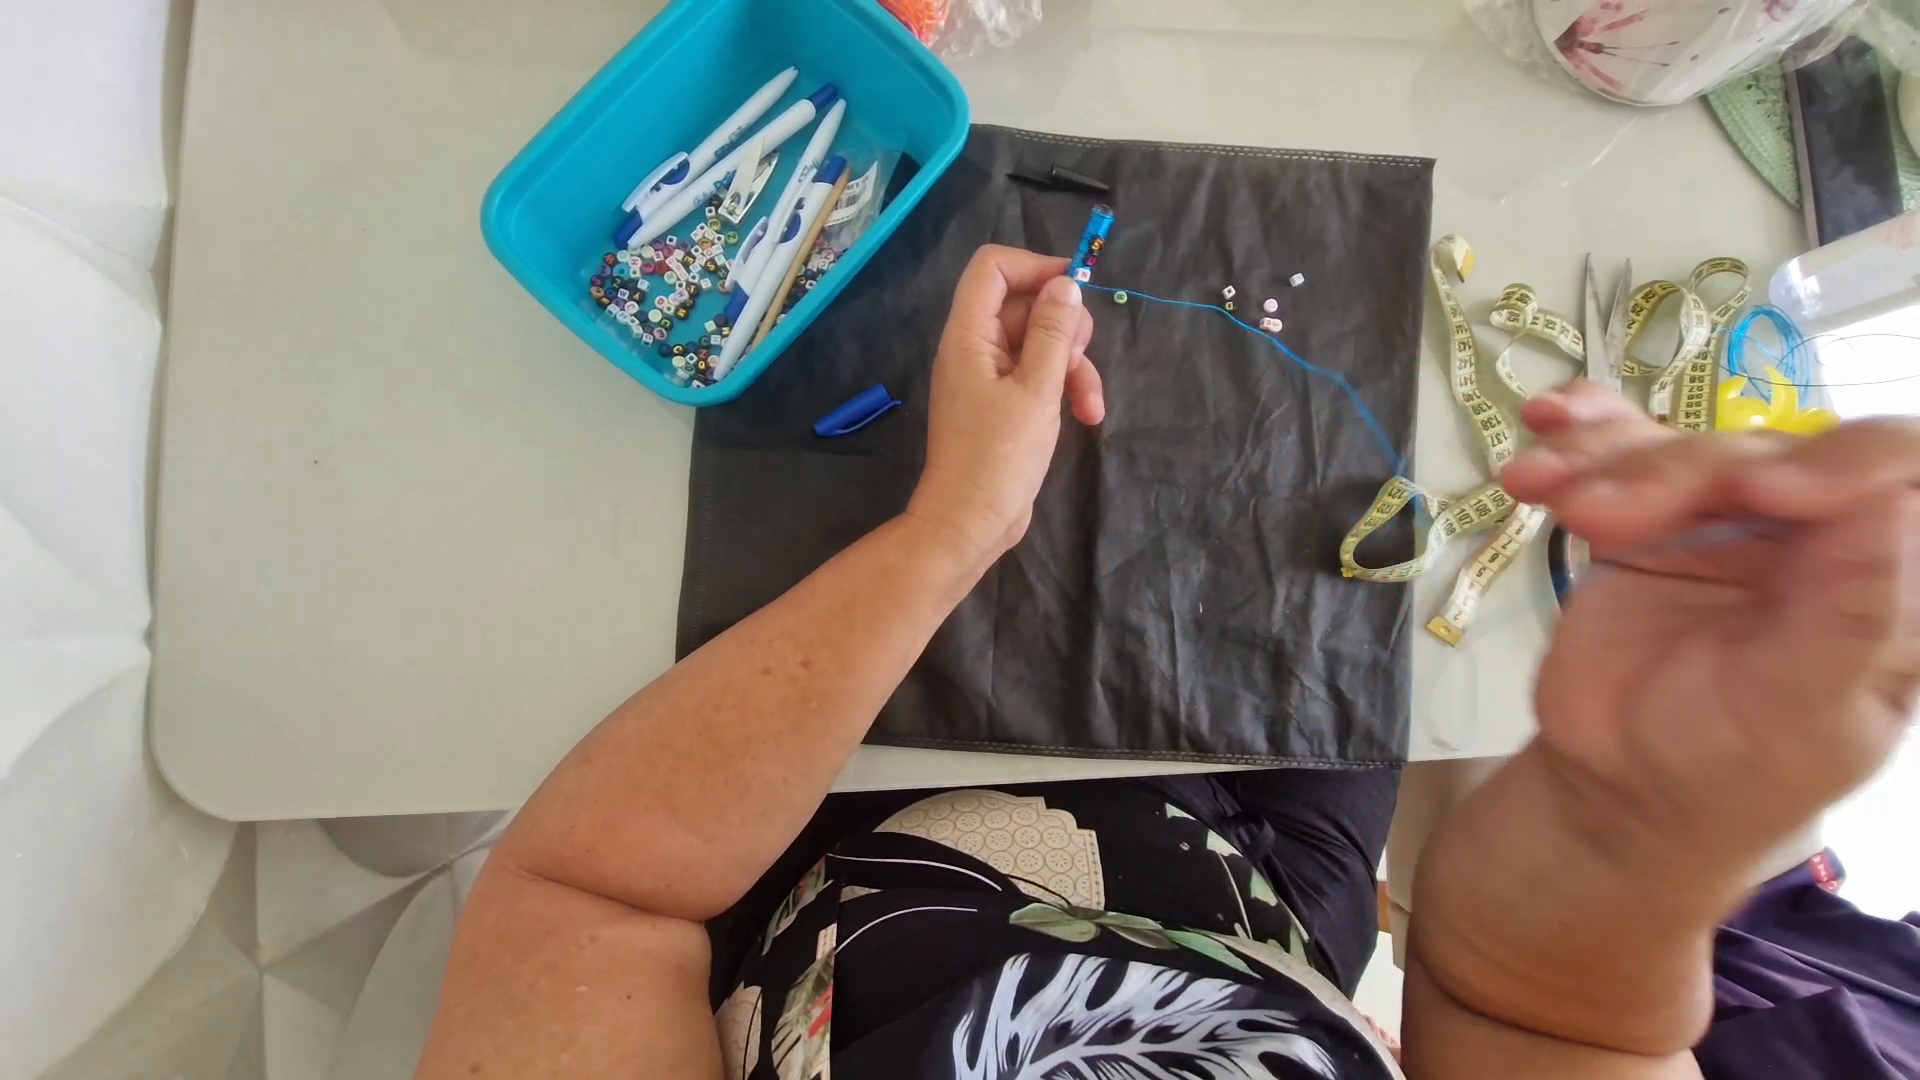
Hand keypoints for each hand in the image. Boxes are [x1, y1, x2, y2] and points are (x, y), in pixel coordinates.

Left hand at [906, 245, 1103, 559]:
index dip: (1035, 266)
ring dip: (1072, 368)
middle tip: (1083, 355)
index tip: (1077, 285)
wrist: (971, 523)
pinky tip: (1087, 416)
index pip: (993, 268)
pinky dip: (1063, 390)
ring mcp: (988, 379)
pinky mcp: (1003, 406)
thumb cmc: (999, 456)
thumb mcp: (1037, 389)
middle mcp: (974, 349)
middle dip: (1063, 327)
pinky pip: (1036, 378)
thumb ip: (1052, 332)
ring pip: (1038, 346)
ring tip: (1091, 404)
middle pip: (1023, 307)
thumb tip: (1065, 284)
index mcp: (969, 335)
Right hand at [1501, 381, 1918, 870]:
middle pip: (1749, 454)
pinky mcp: (1629, 525)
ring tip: (1533, 482)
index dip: (1840, 462)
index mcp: (1881, 572)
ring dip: (1595, 453)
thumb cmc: (1732, 761)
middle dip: (1665, 471)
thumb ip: (1848, 613)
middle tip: (1589, 516)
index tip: (1758, 492)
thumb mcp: (1801, 707)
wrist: (1615, 778)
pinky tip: (1546, 417)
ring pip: (1666, 447)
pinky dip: (1576, 431)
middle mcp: (1801, 532)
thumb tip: (1892, 502)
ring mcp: (1707, 523)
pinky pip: (1610, 459)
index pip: (1894, 476)